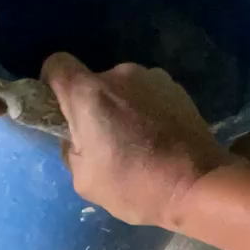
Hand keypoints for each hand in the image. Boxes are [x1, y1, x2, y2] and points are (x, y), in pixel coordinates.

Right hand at [41, 54, 235, 228]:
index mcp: (89, 93)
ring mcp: (152, 76)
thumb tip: (76, 134)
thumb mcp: (84, 178)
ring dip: (121, 106)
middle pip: (92, 80)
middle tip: (104, 139)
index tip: (59, 108)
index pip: (56, 64)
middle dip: (91, 104)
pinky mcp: (176, 86)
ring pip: (122, 87)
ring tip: (136, 140)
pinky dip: (145, 107)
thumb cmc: (135, 184)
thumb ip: (71, 147)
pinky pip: (147, 92)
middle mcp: (120, 74)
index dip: (51, 83)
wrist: (198, 182)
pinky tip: (157, 135)